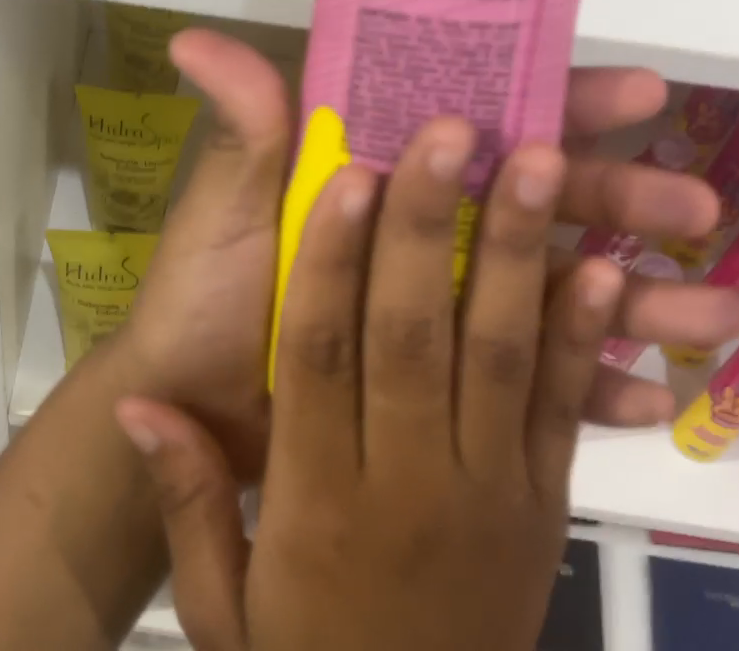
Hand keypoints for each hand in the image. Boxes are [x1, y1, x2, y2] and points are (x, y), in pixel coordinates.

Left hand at [117, 30, 738, 477]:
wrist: (195, 400)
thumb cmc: (207, 291)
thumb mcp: (229, 203)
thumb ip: (244, 126)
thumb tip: (196, 38)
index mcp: (380, 176)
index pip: (477, 125)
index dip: (552, 102)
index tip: (635, 92)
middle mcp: (420, 231)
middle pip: (531, 202)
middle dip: (616, 197)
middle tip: (692, 207)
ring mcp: (440, 303)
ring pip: (550, 290)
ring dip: (634, 296)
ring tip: (716, 309)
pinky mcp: (445, 378)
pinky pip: (532, 385)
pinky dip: (588, 388)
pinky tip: (655, 397)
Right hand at [117, 129, 623, 649]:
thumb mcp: (217, 605)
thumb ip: (184, 497)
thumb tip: (135, 403)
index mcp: (320, 496)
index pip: (320, 356)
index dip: (330, 262)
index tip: (343, 176)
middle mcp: (407, 479)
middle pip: (413, 333)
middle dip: (429, 226)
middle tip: (449, 134)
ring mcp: (489, 491)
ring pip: (501, 353)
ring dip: (520, 252)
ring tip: (541, 163)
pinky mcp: (544, 506)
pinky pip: (564, 409)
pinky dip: (587, 334)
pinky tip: (603, 265)